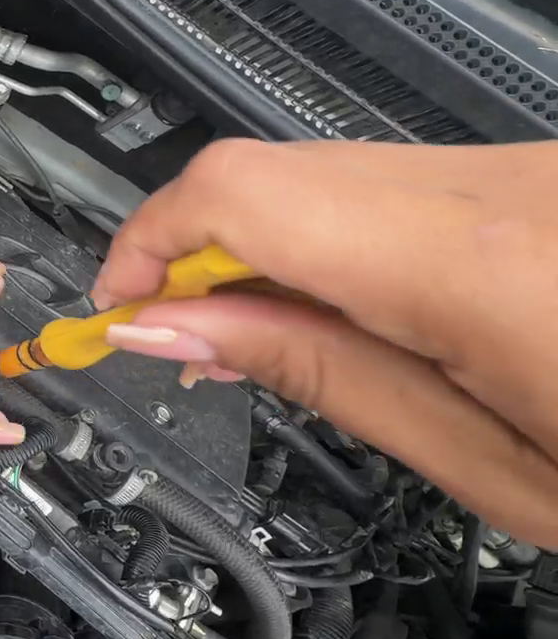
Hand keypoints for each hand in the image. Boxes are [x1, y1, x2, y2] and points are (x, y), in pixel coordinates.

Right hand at [91, 139, 557, 545]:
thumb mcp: (502, 469)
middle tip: (183, 338)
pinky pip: (370, 185)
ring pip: (308, 174)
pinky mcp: (540, 176)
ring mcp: (530, 168)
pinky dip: (317, 241)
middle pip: (259, 171)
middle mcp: (508, 184)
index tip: (122, 306)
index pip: (234, 192)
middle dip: (191, 252)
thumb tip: (163, 326)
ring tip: (266, 336)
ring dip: (251, 250)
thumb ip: (310, 371)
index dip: (147, 239)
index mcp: (490, 263)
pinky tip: (340, 309)